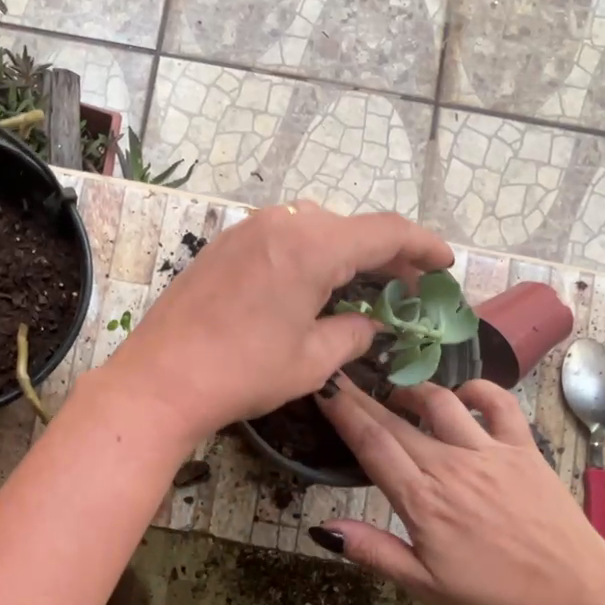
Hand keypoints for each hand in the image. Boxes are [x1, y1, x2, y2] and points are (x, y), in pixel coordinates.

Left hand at [93, 202, 453, 439]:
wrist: (159, 380)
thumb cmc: (241, 372)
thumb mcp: (311, 361)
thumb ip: (352, 333)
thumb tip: (371, 324)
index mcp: (312, 245)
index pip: (385, 231)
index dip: (422, 246)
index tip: (445, 263)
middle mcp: (280, 224)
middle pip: (348, 227)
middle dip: (384, 254)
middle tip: (408, 285)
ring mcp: (245, 231)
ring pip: (312, 228)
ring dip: (343, 253)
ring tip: (364, 286)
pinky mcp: (221, 247)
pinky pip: (279, 238)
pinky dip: (307, 255)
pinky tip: (312, 286)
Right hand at [312, 377, 604, 604]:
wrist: (579, 597)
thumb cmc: (496, 597)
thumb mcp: (425, 586)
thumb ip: (373, 551)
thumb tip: (322, 527)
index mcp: (421, 500)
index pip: (371, 443)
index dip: (343, 412)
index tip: (323, 388)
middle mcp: (451, 466)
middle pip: (395, 420)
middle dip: (362, 397)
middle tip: (340, 379)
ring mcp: (490, 452)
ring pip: (440, 402)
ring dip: (412, 392)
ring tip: (396, 396)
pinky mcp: (525, 449)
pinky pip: (498, 404)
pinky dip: (475, 390)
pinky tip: (461, 395)